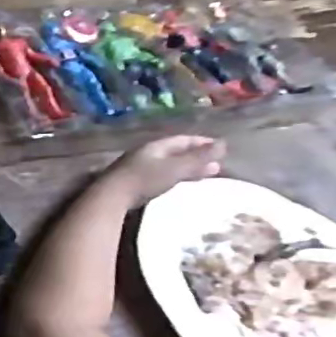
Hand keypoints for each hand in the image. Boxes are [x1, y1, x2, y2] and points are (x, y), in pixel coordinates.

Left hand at [103, 135, 224, 205]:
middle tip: (217, 164)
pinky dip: (175, 176)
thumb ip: (199, 158)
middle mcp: (145, 153)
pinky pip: (160, 175)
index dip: (202, 142)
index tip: (220, 147)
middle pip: (176, 152)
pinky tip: (179, 185)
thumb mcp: (176, 167)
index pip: (183, 139)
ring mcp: (137, 167)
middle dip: (197, 156)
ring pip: (168, 164)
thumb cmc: (145, 179)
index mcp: (155, 146)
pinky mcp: (133, 182)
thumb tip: (223, 143)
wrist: (112, 196)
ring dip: (188, 168)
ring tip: (205, 174)